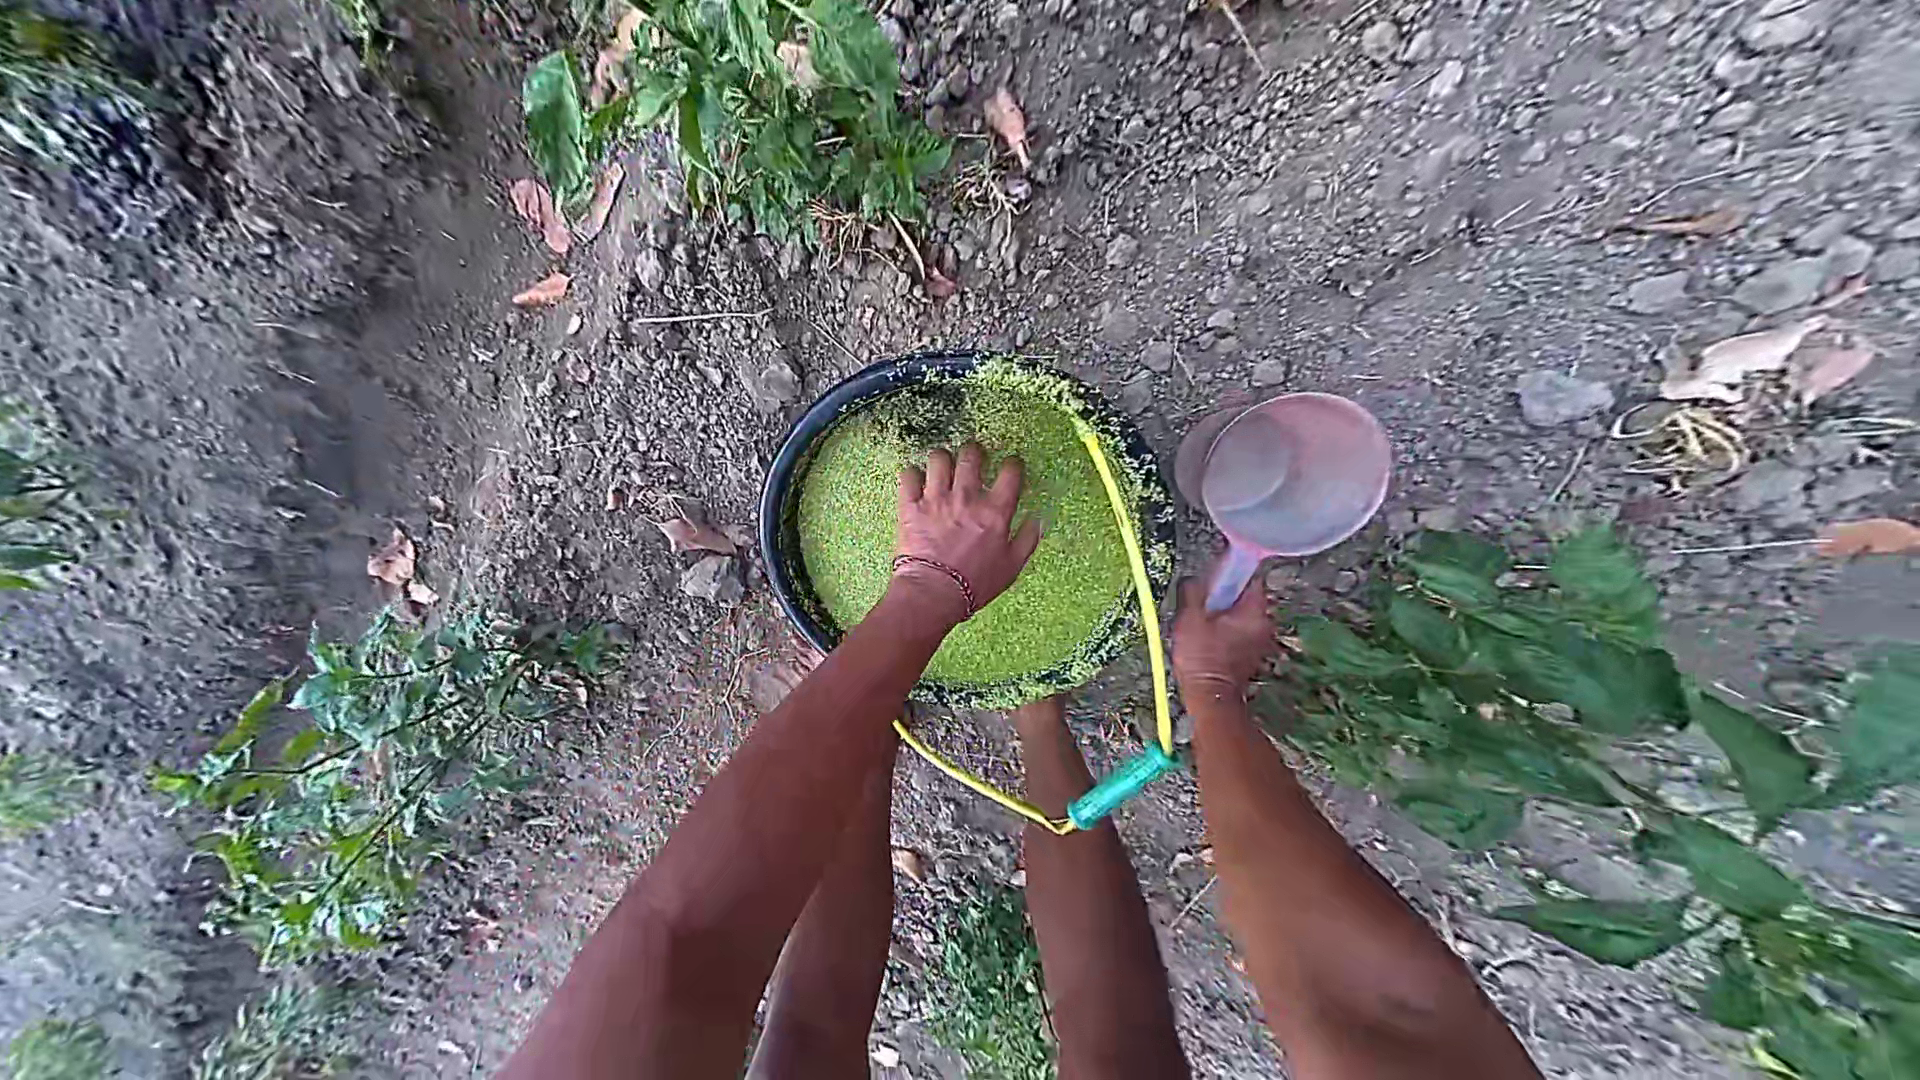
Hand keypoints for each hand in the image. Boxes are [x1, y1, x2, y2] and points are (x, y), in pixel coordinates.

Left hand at [891, 442, 1041, 624]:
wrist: (934, 593)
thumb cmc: (974, 584)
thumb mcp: (1012, 566)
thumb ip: (1027, 539)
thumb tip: (1038, 519)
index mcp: (995, 511)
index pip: (1010, 472)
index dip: (1013, 464)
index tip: (1011, 465)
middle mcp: (967, 497)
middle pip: (972, 455)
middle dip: (975, 451)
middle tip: (975, 457)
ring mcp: (936, 499)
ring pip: (939, 458)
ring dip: (943, 459)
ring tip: (944, 467)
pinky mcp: (911, 506)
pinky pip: (908, 475)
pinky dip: (912, 474)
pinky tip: (916, 480)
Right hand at [1172, 574, 1273, 703]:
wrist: (1209, 696)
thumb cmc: (1201, 657)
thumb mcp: (1189, 618)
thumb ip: (1193, 591)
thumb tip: (1194, 579)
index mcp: (1255, 612)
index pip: (1250, 578)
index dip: (1230, 573)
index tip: (1212, 576)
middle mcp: (1264, 625)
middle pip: (1245, 597)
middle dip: (1224, 596)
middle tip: (1202, 602)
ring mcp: (1260, 641)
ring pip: (1241, 615)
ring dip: (1223, 614)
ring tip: (1201, 621)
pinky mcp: (1250, 654)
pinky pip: (1239, 631)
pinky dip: (1225, 629)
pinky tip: (1206, 637)